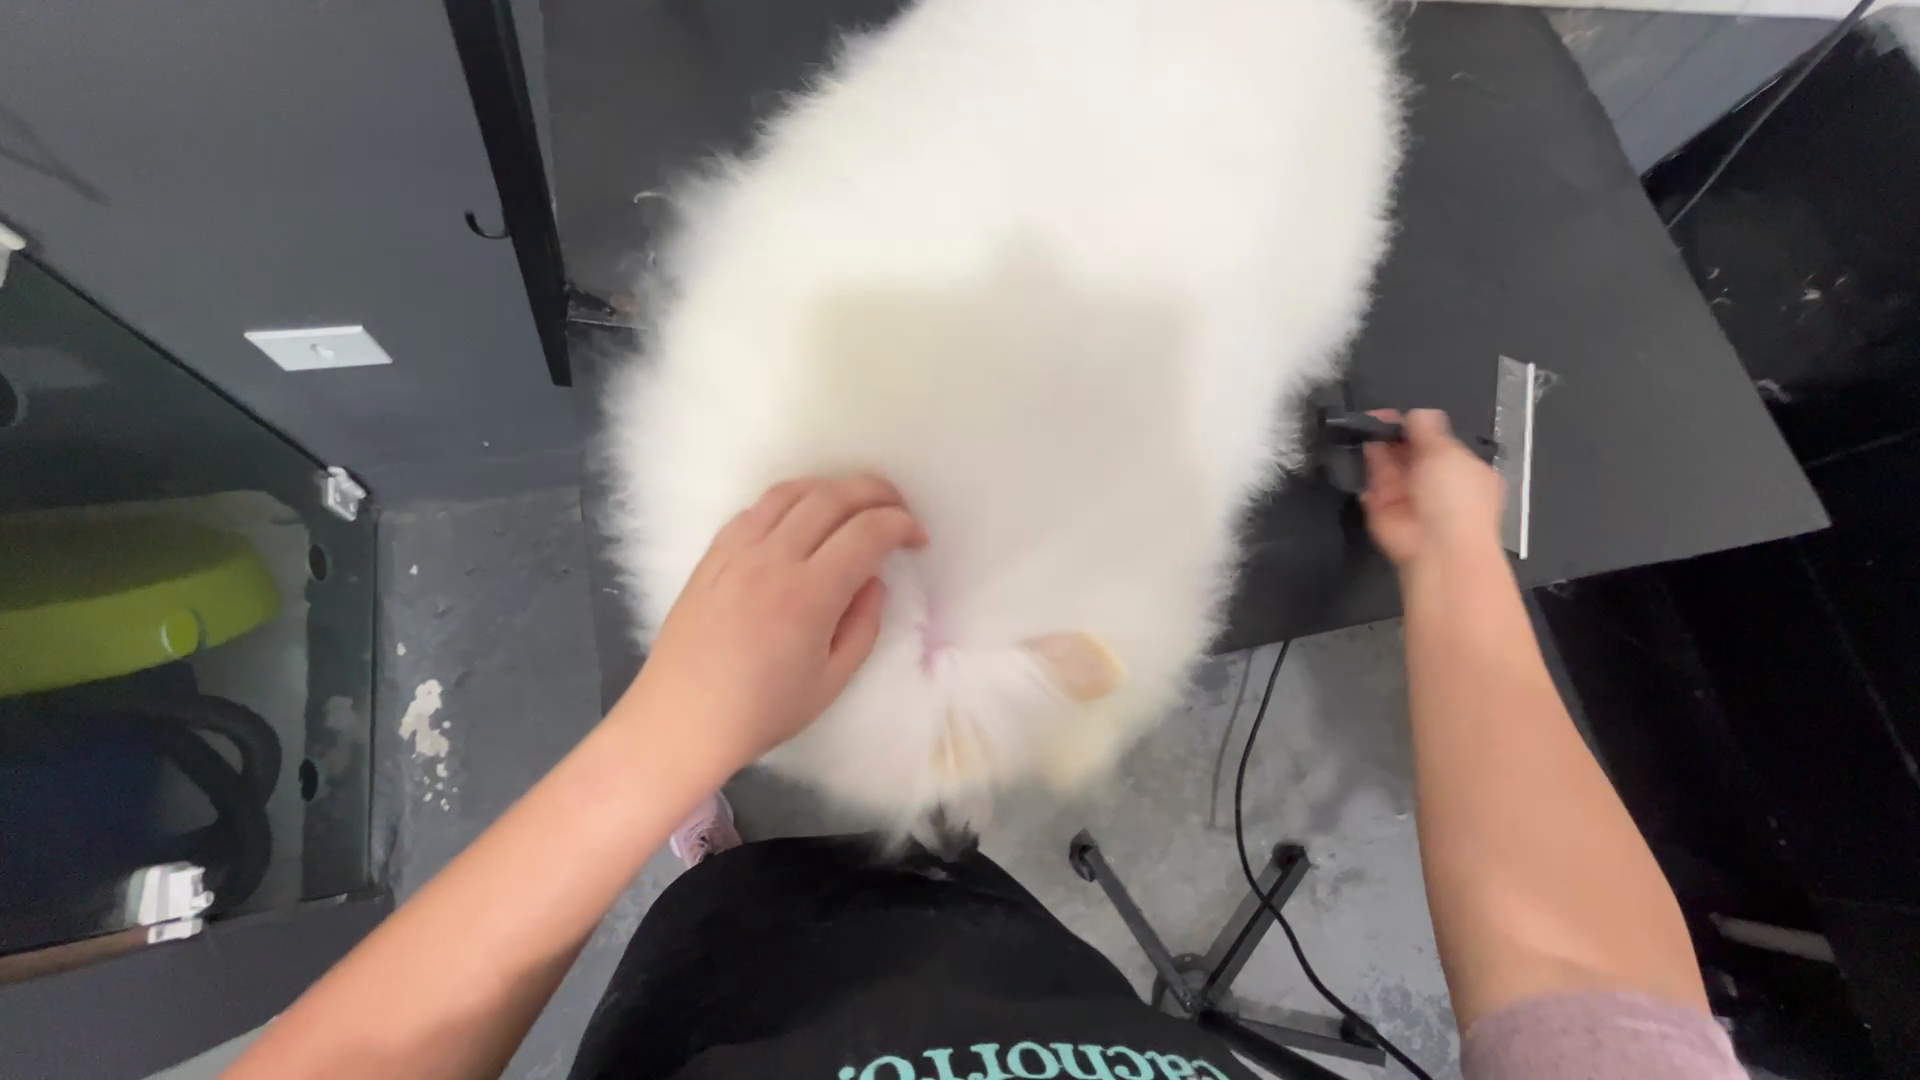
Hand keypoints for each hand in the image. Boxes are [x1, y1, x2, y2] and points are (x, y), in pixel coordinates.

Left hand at [624, 474, 927, 769]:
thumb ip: (863, 625)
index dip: (902, 525)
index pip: (867, 532)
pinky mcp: (712, 556)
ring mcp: (736, 552)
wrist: (679, 722)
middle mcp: (772, 559)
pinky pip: (756, 509)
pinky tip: (802, 519)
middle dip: (877, 492)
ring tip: (855, 504)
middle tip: (898, 509)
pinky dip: (790, 501)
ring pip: (791, 491)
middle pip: (833, 496)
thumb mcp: (832, 682)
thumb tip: (872, 580)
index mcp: (808, 595)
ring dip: (832, 487)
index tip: (918, 539)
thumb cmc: (761, 712)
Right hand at [1360, 409, 1504, 572]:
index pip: (1438, 442)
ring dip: (1377, 449)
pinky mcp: (1382, 508)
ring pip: (1388, 466)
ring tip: (1365, 429)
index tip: (1399, 415)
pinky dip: (1366, 471)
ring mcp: (1407, 495)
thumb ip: (1429, 430)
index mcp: (1462, 468)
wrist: (1436, 546)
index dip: (1417, 427)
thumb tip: (1416, 413)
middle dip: (1394, 435)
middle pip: (1409, 452)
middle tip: (1375, 419)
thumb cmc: (1455, 497)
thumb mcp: (1448, 453)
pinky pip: (1371, 486)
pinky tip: (1362, 453)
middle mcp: (1435, 481)